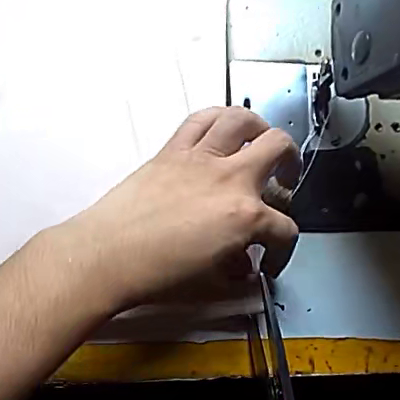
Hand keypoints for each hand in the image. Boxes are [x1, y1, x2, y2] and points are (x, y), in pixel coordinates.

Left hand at [61, 106, 299, 311]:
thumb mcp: (211, 281)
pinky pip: (201, 119)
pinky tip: (222, 128)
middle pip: (280, 148)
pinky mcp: (173, 151)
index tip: (269, 260)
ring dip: (260, 127)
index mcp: (245, 216)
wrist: (107, 258)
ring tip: (261, 139)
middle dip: (292, 162)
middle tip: (285, 177)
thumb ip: (237, 268)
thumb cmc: (153, 272)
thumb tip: (242, 263)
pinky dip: (217, 118)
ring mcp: (201, 159)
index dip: (282, 250)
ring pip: (243, 119)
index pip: (284, 228)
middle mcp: (229, 179)